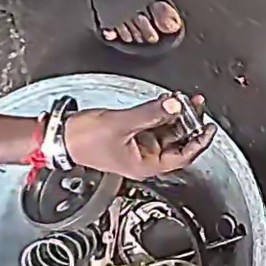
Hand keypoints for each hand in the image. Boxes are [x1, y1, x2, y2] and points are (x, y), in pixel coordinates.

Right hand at [63, 94, 214, 178]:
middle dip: (189, 123)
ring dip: (177, 115)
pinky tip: (169, 102)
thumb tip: (175, 105)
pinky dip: (163, 113)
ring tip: (187, 100)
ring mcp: (142, 145)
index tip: (209, 127)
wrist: (56, 135)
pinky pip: (155, 123)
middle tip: (198, 107)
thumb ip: (151, 114)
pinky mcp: (134, 134)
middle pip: (179, 141)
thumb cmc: (83, 140)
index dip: (199, 142)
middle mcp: (148, 157)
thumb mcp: (121, 124)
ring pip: (168, 130)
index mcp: (149, 165)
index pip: (184, 156)